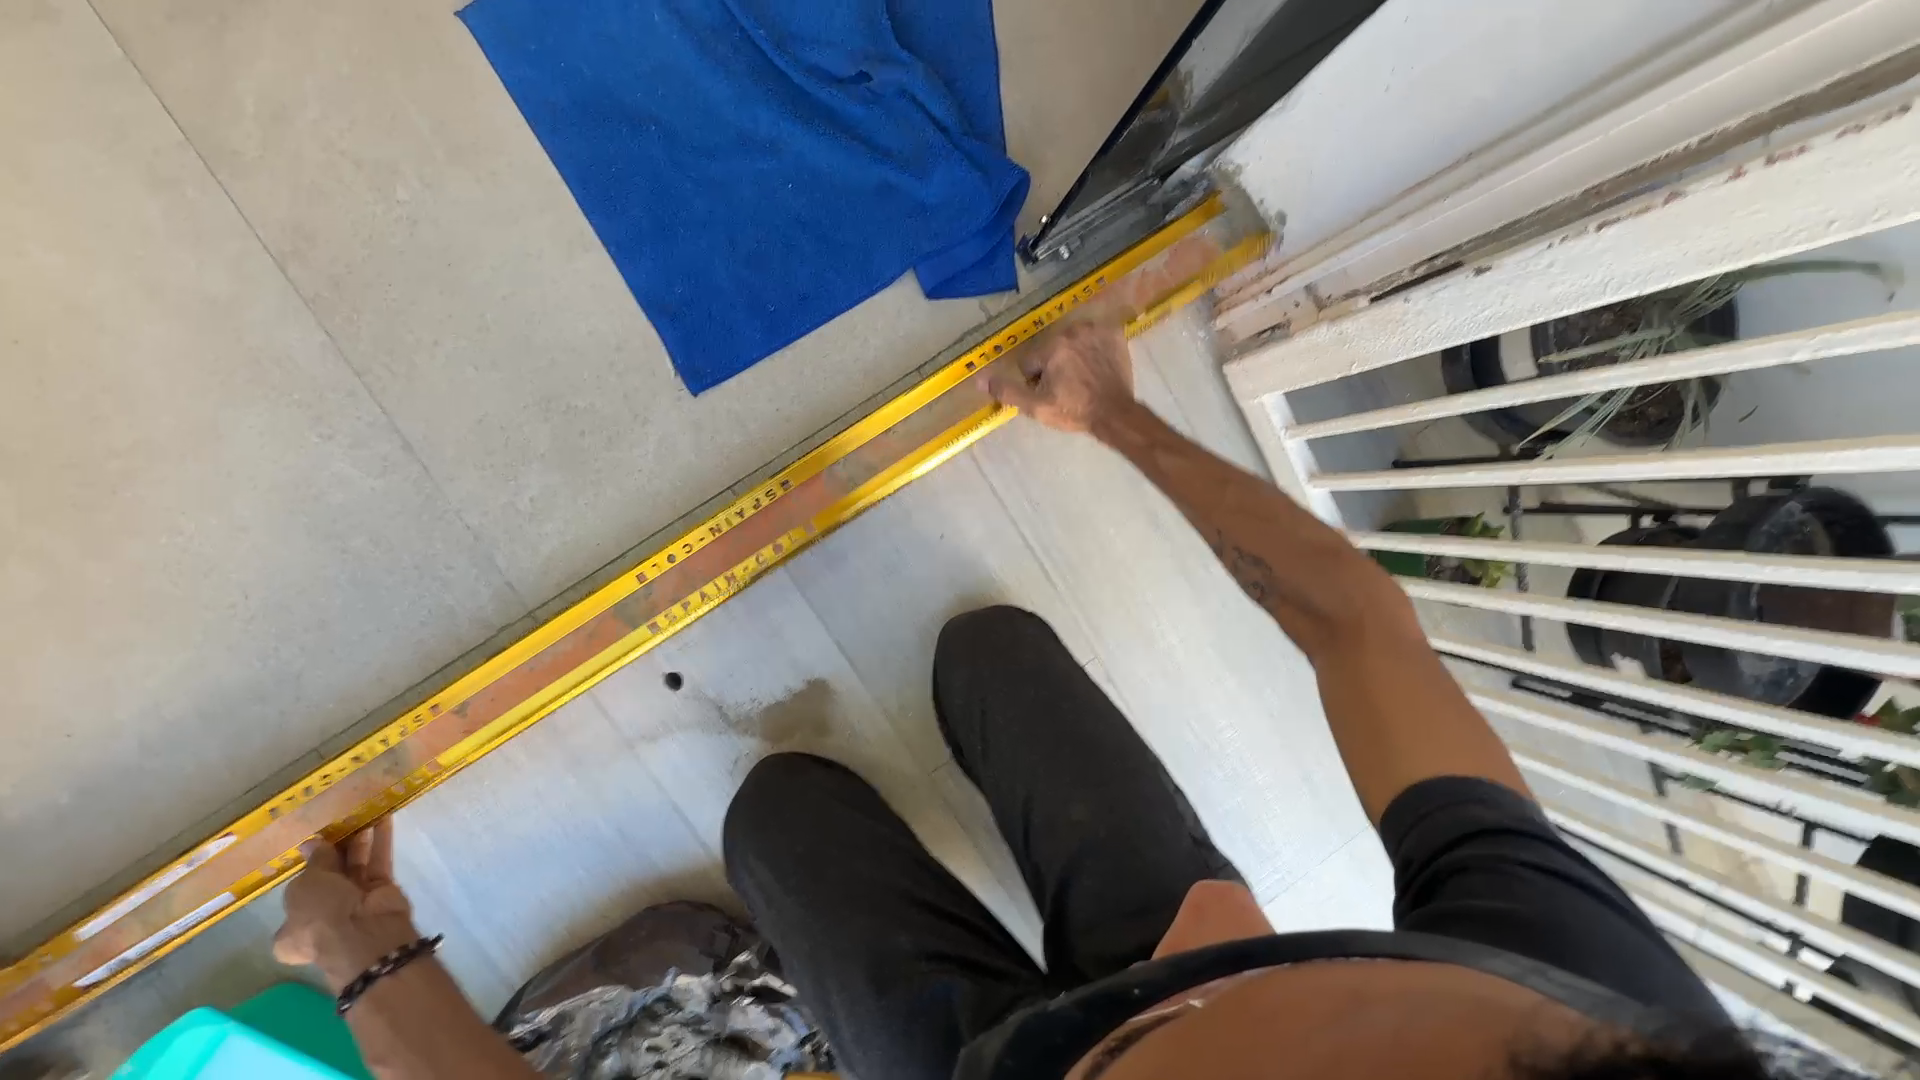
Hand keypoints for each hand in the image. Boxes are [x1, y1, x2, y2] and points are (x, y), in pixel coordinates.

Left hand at [274, 820, 420, 992]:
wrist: (364, 932)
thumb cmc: (320, 915)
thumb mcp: (304, 887)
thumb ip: (314, 862)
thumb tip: (311, 843)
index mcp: (292, 928)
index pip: (297, 895)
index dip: (304, 869)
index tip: (312, 846)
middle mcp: (323, 916)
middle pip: (329, 877)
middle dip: (335, 851)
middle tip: (339, 823)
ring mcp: (355, 904)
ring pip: (356, 867)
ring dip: (359, 842)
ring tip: (363, 814)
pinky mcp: (382, 892)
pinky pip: (379, 863)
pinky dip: (381, 843)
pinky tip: (385, 819)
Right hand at [988, 320, 1135, 433]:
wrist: (1115, 413)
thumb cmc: (1074, 411)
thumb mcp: (1036, 407)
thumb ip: (1007, 391)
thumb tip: (979, 378)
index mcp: (1050, 347)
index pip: (1030, 363)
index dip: (1037, 382)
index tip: (1052, 394)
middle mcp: (1072, 331)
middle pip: (1050, 350)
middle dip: (1054, 368)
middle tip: (1068, 389)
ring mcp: (1095, 330)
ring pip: (1071, 343)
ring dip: (1072, 357)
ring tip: (1083, 380)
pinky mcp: (1114, 334)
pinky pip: (1093, 338)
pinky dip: (1093, 350)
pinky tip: (1097, 368)